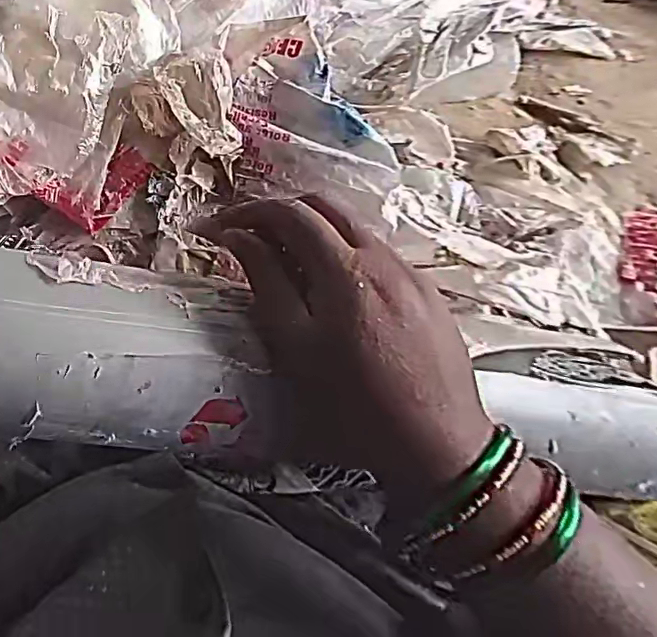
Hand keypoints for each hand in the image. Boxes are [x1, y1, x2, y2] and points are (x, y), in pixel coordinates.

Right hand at [210, 196, 493, 500]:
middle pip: (322, 205)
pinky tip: (323, 281)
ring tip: (278, 256)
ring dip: (308, 227)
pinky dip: (338, 248)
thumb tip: (235, 236)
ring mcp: (412, 275)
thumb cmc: (352, 401)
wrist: (440, 450)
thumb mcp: (293, 340)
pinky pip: (374, 251)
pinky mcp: (428, 293)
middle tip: (244, 233)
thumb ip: (263, 277)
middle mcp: (384, 260)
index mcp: (346, 271)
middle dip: (276, 210)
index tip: (216, 227)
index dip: (245, 212)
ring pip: (350, 225)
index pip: (288, 212)